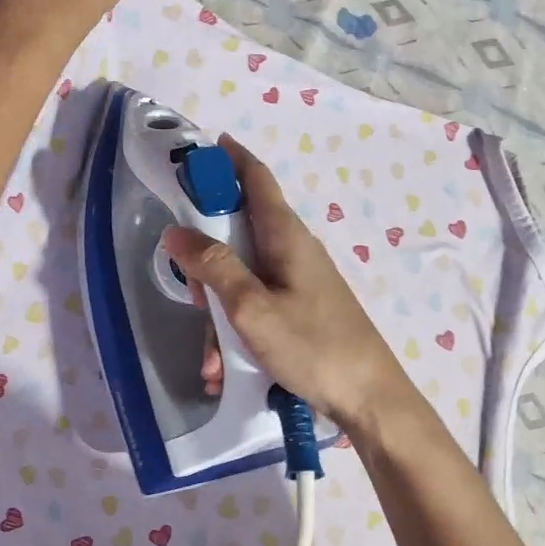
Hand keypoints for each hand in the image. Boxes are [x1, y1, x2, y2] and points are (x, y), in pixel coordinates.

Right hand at [163, 136, 411, 429]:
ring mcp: (297, 281)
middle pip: (237, 232)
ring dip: (218, 312)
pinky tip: (224, 371)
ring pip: (240, 277)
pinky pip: (254, 306)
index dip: (230, 158)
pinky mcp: (299, 309)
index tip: (203, 147)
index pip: (256, 179)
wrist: (369, 399)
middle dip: (205, 260)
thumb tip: (175, 233)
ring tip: (213, 358)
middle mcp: (292, 250)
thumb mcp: (251, 307)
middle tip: (192, 292)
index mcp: (285, 236)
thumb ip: (213, 268)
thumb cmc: (312, 345)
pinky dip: (235, 331)